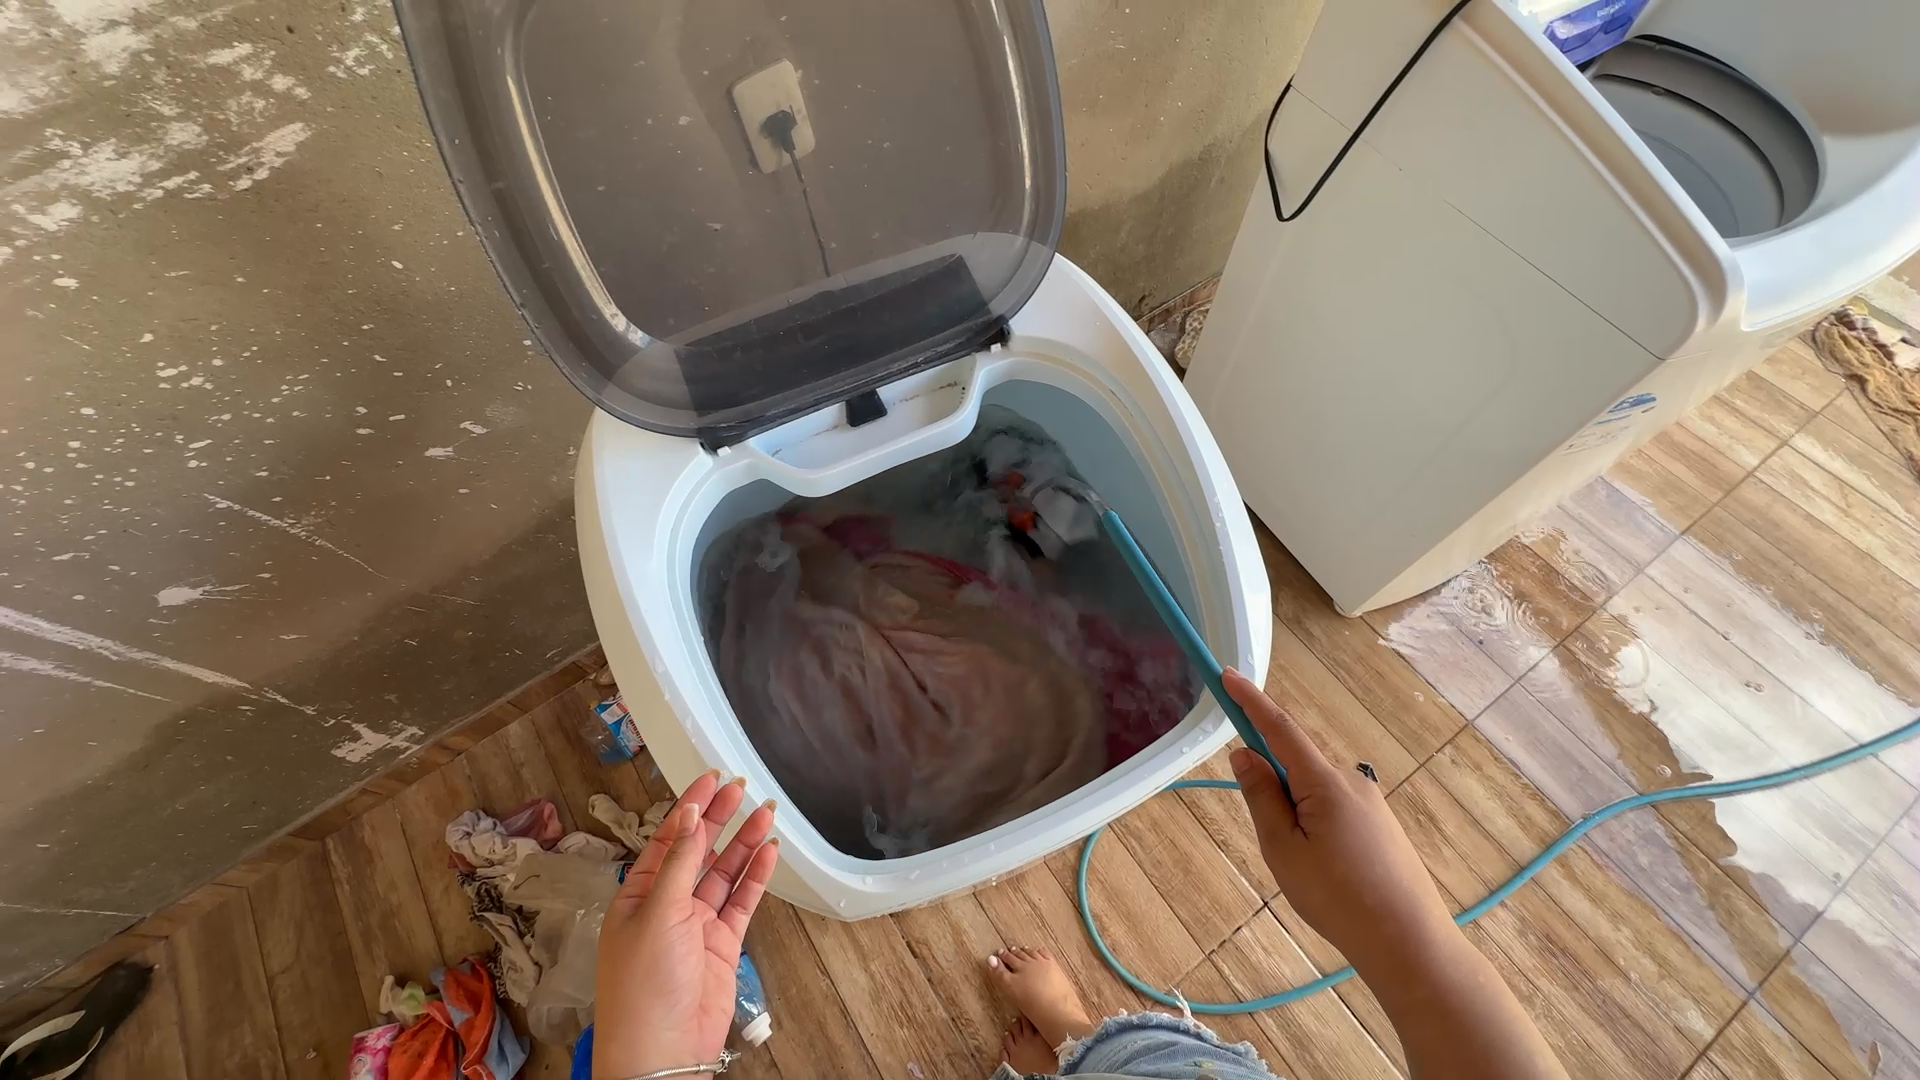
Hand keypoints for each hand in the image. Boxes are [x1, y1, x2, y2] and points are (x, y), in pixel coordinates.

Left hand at [593, 772, 779, 1079]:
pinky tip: (769, 852)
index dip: (691, 806)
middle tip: (741, 788)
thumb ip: (680, 862)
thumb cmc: (643, 987)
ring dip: (745, 842)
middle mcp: (669, 904)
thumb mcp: (656, 914)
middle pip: (700, 849)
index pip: (669, 838)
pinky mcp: (723, 942)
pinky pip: (743, 899)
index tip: (710, 779)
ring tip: (766, 813)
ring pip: (727, 871)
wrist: (663, 1051)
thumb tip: (690, 817)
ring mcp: (698, 923)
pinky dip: (757, 875)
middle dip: (721, 817)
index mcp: (640, 895)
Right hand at [1223, 669, 1454, 971]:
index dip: (1250, 700)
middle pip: (1295, 759)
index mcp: (1324, 782)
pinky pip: (1333, 805)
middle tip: (1271, 835)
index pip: (1278, 727)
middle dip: (1271, 779)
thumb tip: (1246, 754)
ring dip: (1293, 808)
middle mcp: (1351, 781)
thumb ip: (1261, 795)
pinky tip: (1323, 867)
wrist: (1412, 946)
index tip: (1227, 674)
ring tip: (1304, 868)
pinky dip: (1313, 819)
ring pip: (1314, 788)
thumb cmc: (1337, 898)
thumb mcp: (1283, 848)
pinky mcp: (1381, 825)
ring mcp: (1371, 802)